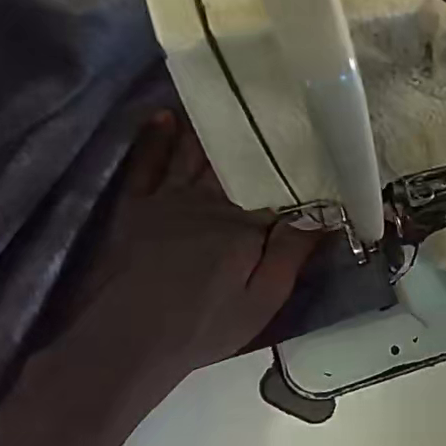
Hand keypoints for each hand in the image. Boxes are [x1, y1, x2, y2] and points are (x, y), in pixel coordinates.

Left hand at [53, 111, 318, 386]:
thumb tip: (323, 216)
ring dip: (211, 127)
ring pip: (194, 154)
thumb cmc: (202, 328)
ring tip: (229, 98)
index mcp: (243, 226)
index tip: (317, 143)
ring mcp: (166, 200)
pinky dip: (155, 138)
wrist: (122, 346)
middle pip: (237, 163)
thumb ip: (291, 255)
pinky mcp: (135, 207)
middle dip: (258, 136)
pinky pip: (146, 163)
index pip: (279, 188)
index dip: (298, 166)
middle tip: (276, 105)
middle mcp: (207, 202)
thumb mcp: (262, 301)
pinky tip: (166, 117)